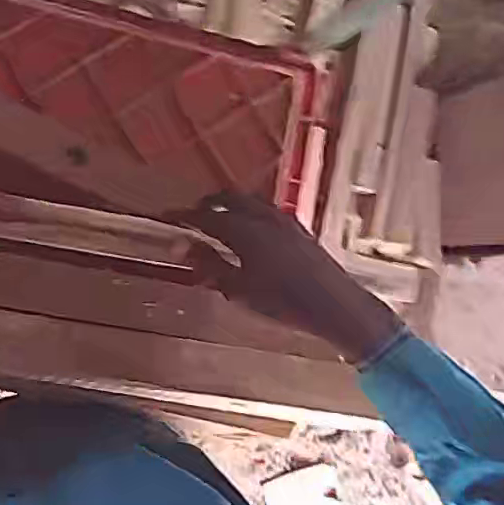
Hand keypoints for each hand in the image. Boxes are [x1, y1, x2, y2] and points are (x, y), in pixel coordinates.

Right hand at [177, 192, 406, 363]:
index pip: (204, 216)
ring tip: (220, 221)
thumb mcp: (237, 288)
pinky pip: (266, 210)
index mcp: (243, 230)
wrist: (336, 306)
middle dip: (208, 203)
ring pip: (250, 201)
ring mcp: (284, 220)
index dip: (183, 216)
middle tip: (193, 215)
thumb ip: (208, 264)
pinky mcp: (299, 228)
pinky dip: (250, 213)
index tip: (167, 217)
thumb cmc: (282, 302)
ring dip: (230, 206)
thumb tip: (180, 246)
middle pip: (228, 198)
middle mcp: (263, 217)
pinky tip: (251, 231)